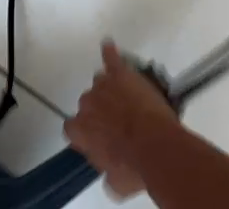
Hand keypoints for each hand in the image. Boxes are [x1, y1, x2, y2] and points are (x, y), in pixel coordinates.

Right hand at [64, 41, 180, 198]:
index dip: (85, 131)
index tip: (97, 136)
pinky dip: (110, 52)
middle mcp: (87, 104)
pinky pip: (111, 58)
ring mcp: (104, 86)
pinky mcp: (121, 73)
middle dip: (100, 110)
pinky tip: (109, 46)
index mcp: (81, 130)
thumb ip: (106, 172)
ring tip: (125, 98)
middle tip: (118, 121)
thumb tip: (108, 173)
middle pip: (88, 102)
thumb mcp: (117, 183)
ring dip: (110, 89)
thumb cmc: (134, 167)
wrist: (156, 146)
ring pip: (100, 82)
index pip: (72, 127)